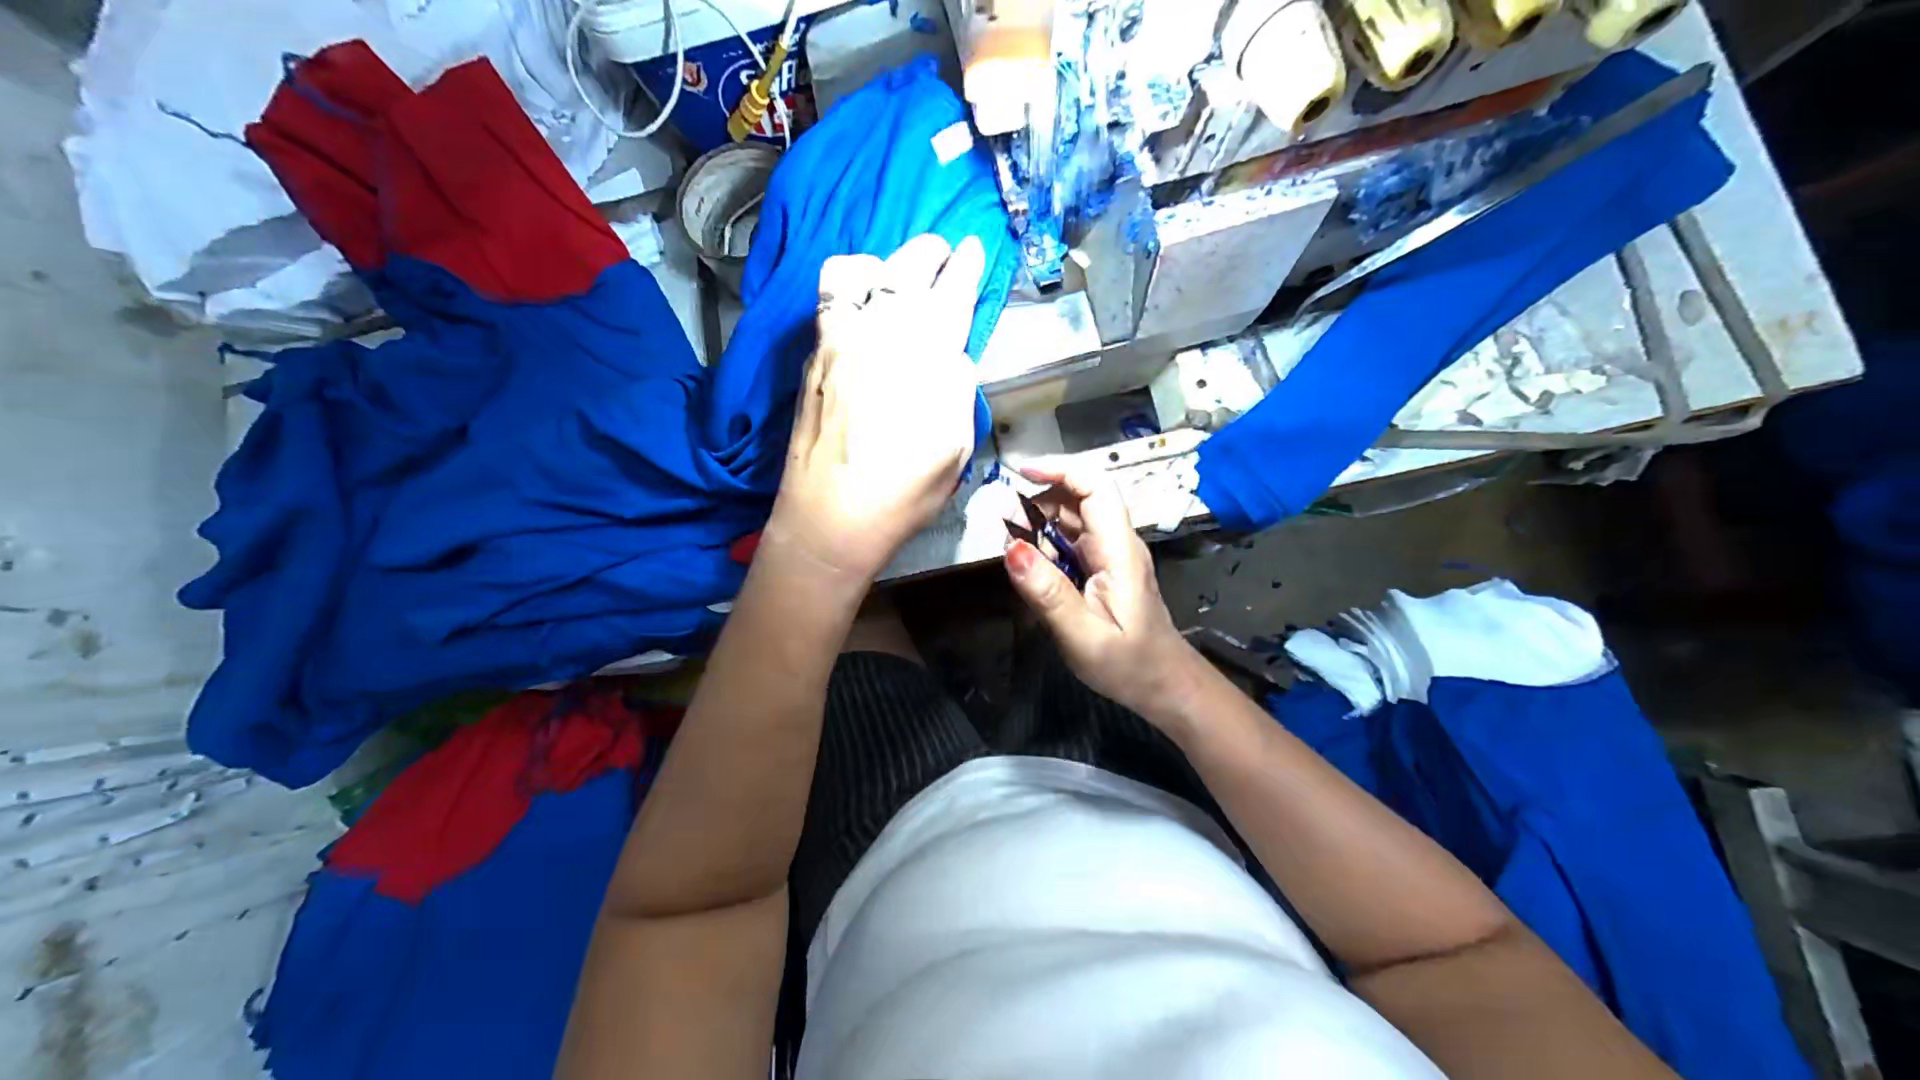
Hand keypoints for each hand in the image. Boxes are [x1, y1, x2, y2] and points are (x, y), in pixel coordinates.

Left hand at [766, 234, 985, 581]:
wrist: (831, 517)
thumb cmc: (904, 492)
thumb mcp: (956, 445)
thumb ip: (958, 388)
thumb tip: (950, 357)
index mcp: (926, 355)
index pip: (951, 292)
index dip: (966, 265)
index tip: (973, 248)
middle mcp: (880, 333)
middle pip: (905, 268)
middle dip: (928, 252)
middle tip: (940, 254)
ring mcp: (838, 341)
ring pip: (855, 271)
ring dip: (881, 263)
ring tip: (891, 277)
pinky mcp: (811, 358)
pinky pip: (828, 302)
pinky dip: (848, 289)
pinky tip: (859, 309)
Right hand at [1002, 463, 1203, 721]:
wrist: (1163, 686)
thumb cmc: (1129, 665)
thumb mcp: (1082, 636)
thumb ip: (1047, 593)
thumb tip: (1011, 548)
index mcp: (1118, 550)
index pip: (1096, 487)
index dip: (1060, 470)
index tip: (1019, 472)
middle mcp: (1116, 542)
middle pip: (1079, 496)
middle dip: (1038, 500)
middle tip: (1005, 529)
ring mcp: (1109, 554)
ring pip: (1072, 516)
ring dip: (1038, 522)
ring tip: (1013, 548)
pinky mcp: (1101, 567)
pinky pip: (1070, 539)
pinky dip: (1045, 542)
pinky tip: (1031, 565)